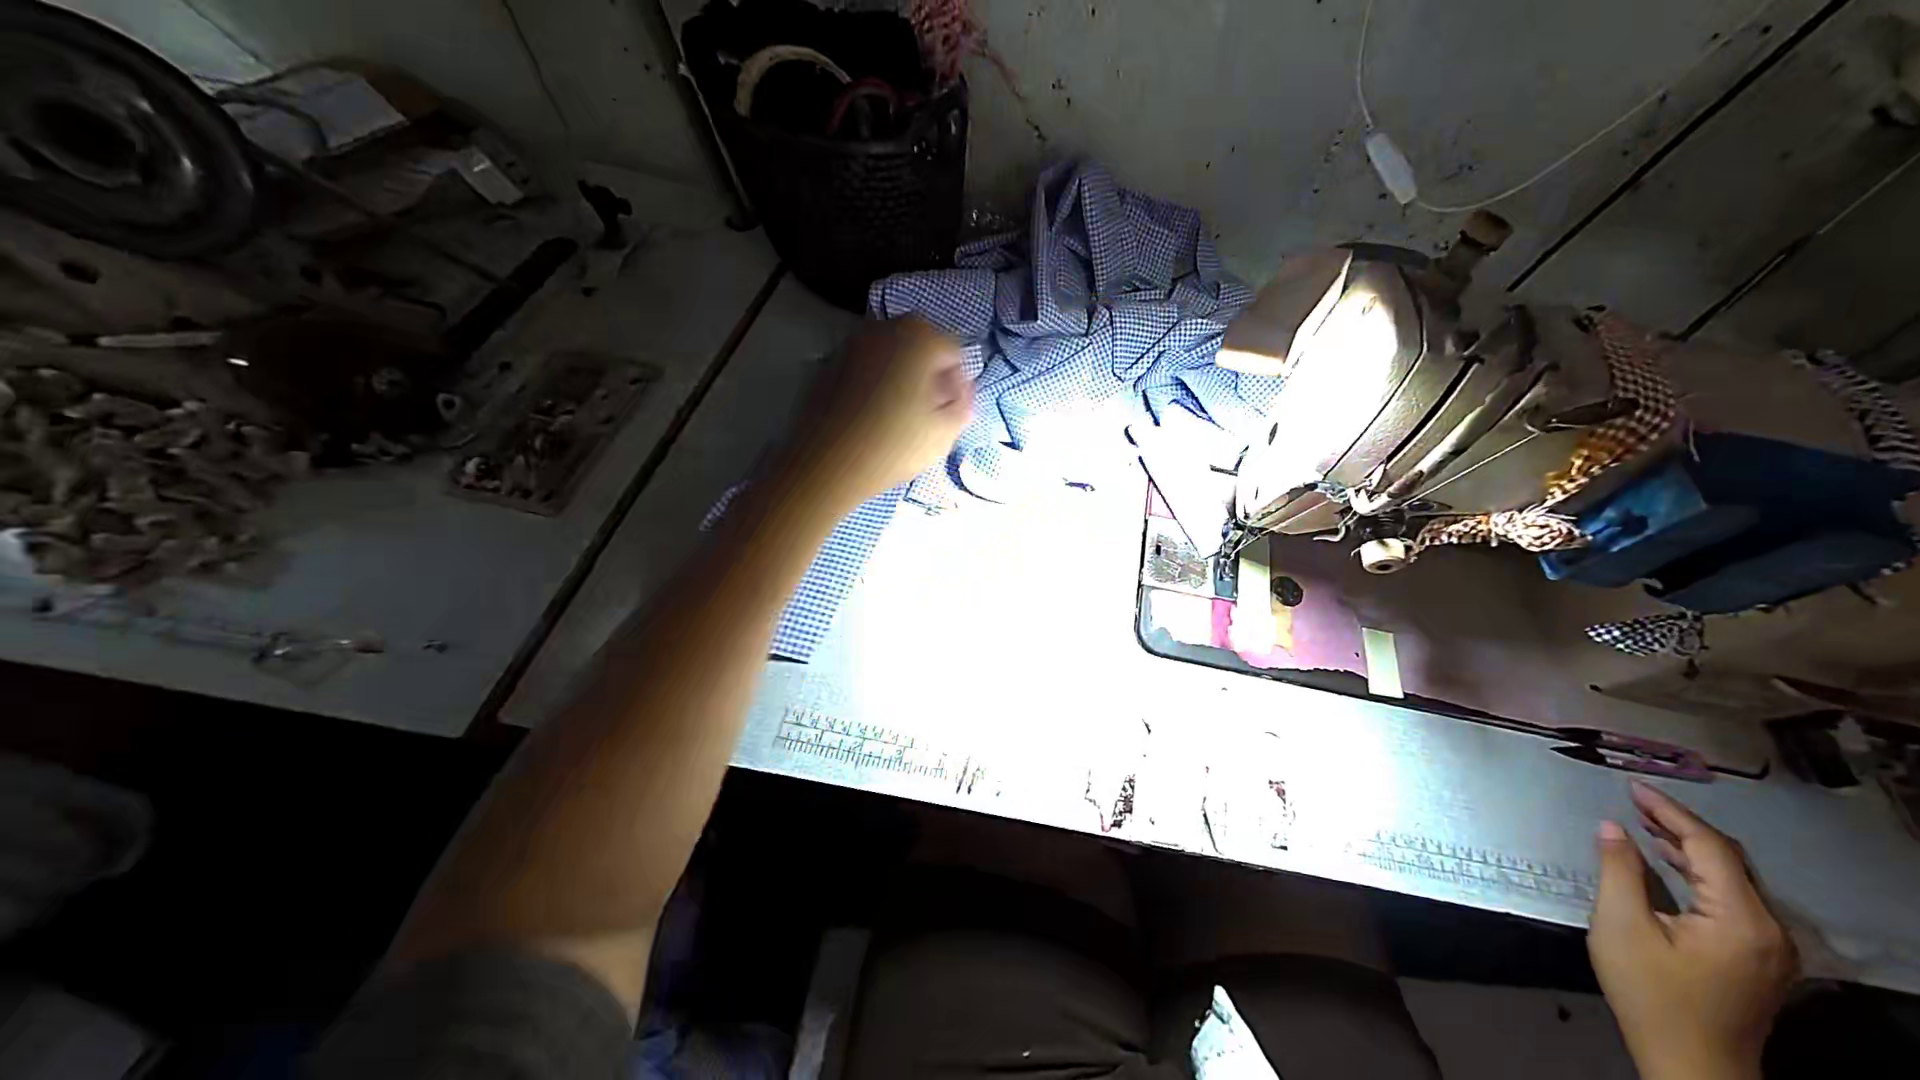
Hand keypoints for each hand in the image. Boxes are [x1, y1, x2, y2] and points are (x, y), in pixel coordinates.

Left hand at [782, 316, 969, 508]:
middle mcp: (883, 329)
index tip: (953, 412)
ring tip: (901, 416)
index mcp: (919, 337)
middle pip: (920, 347)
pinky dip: (873, 384)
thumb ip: (964, 405)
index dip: (958, 383)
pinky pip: (863, 369)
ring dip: (901, 378)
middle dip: (929, 375)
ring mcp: (851, 344)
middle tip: (931, 412)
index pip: (954, 352)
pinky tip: (872, 417)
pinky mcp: (827, 365)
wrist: (825, 465)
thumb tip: (961, 394)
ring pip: (889, 356)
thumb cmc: (892, 447)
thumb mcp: (945, 432)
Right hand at [1589, 782, 1796, 1079]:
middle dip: (1680, 826)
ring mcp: (1770, 947)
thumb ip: (1619, 871)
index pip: (1710, 848)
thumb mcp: (1621, 926)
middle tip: (1635, 800)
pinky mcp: (1759, 957)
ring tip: (1644, 823)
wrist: (1691, 1062)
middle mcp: (1770, 930)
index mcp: (1742, 920)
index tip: (1633, 788)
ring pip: (1732, 879)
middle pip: (1729, 861)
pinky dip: (1698, 873)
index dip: (1670, 813)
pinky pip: (1732, 899)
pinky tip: (1668, 863)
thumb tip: (1612, 828)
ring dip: (1688, 848)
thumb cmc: (1651, 992)